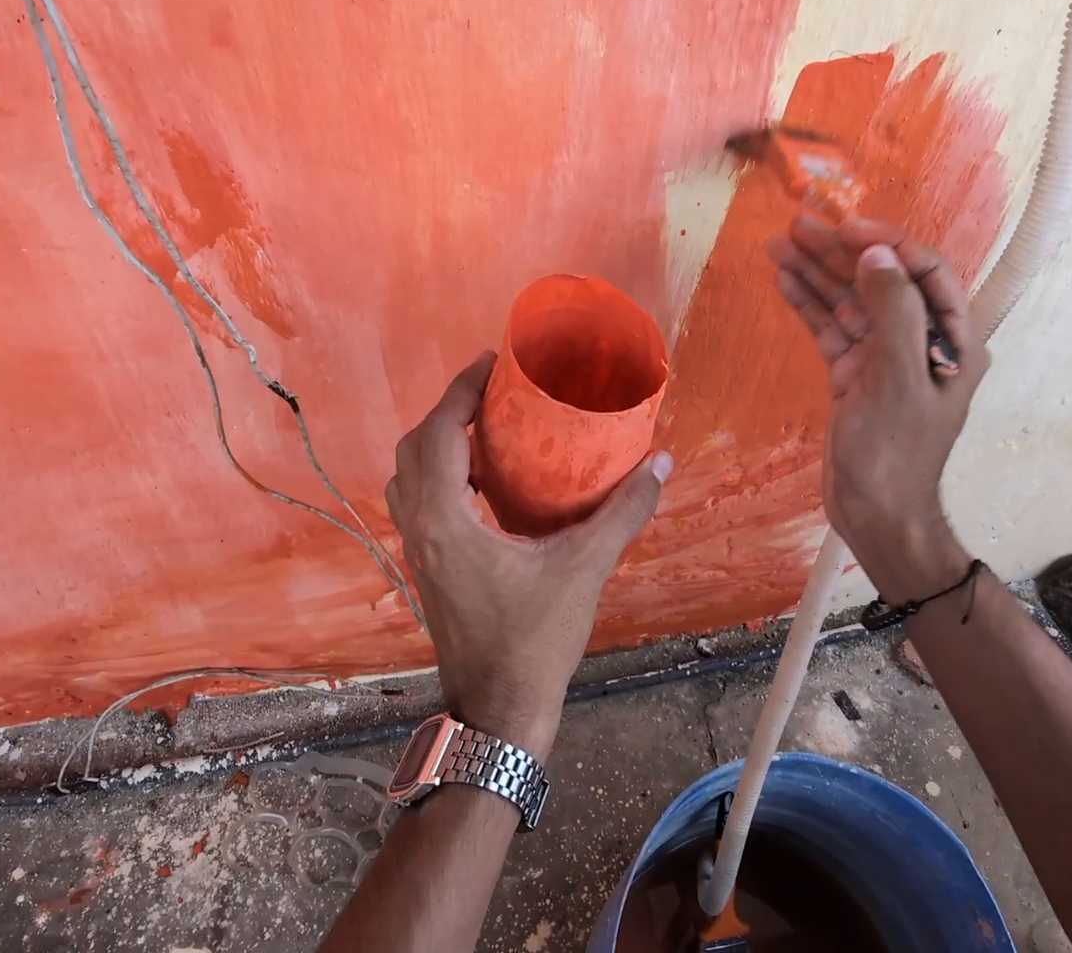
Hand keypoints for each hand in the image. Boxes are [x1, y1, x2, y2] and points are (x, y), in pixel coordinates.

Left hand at [385, 352, 671, 759]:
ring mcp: (417, 552)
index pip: (439, 434)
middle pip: (415, 448)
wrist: (496, 709)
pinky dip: (441, 475)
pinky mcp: (426, 568)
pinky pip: (420, 502)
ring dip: (439, 443)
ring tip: (485, 429)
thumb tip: (661, 461)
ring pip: (409, 477)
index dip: (460, 391)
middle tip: (492, 393)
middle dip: (449, 411)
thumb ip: (623, 512)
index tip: (490, 363)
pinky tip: (485, 484)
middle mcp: (420, 529)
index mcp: (446, 520)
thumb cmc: (535, 639)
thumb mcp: (584, 569)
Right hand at [766, 215, 988, 603]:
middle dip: (839, 253)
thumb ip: (893, 313)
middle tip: (794, 226)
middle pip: (879, 282)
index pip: (924, 273)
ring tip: (777, 246)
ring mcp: (884, 359)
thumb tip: (878, 254)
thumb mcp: (898, 380)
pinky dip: (809, 307)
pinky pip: (831, 330)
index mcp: (951, 340)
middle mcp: (921, 342)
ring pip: (849, 303)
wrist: (875, 514)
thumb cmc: (894, 453)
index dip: (886, 245)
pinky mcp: (853, 376)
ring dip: (816, 275)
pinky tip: (784, 282)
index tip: (844, 228)